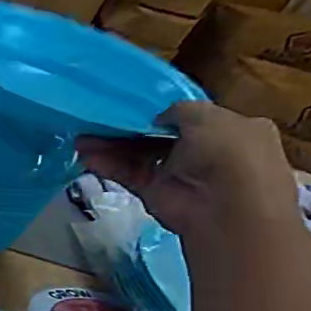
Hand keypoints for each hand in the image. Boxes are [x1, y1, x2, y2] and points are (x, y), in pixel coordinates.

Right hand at [76, 102, 296, 240]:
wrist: (225, 206)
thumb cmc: (227, 152)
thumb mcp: (207, 116)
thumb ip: (179, 110)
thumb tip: (158, 118)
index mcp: (230, 130)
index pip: (190, 118)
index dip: (162, 112)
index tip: (134, 104)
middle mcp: (204, 152)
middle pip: (157, 137)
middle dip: (127, 129)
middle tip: (96, 120)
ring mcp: (177, 174)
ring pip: (138, 155)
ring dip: (110, 146)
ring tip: (80, 139)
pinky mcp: (155, 193)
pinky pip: (129, 175)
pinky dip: (109, 166)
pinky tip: (86, 157)